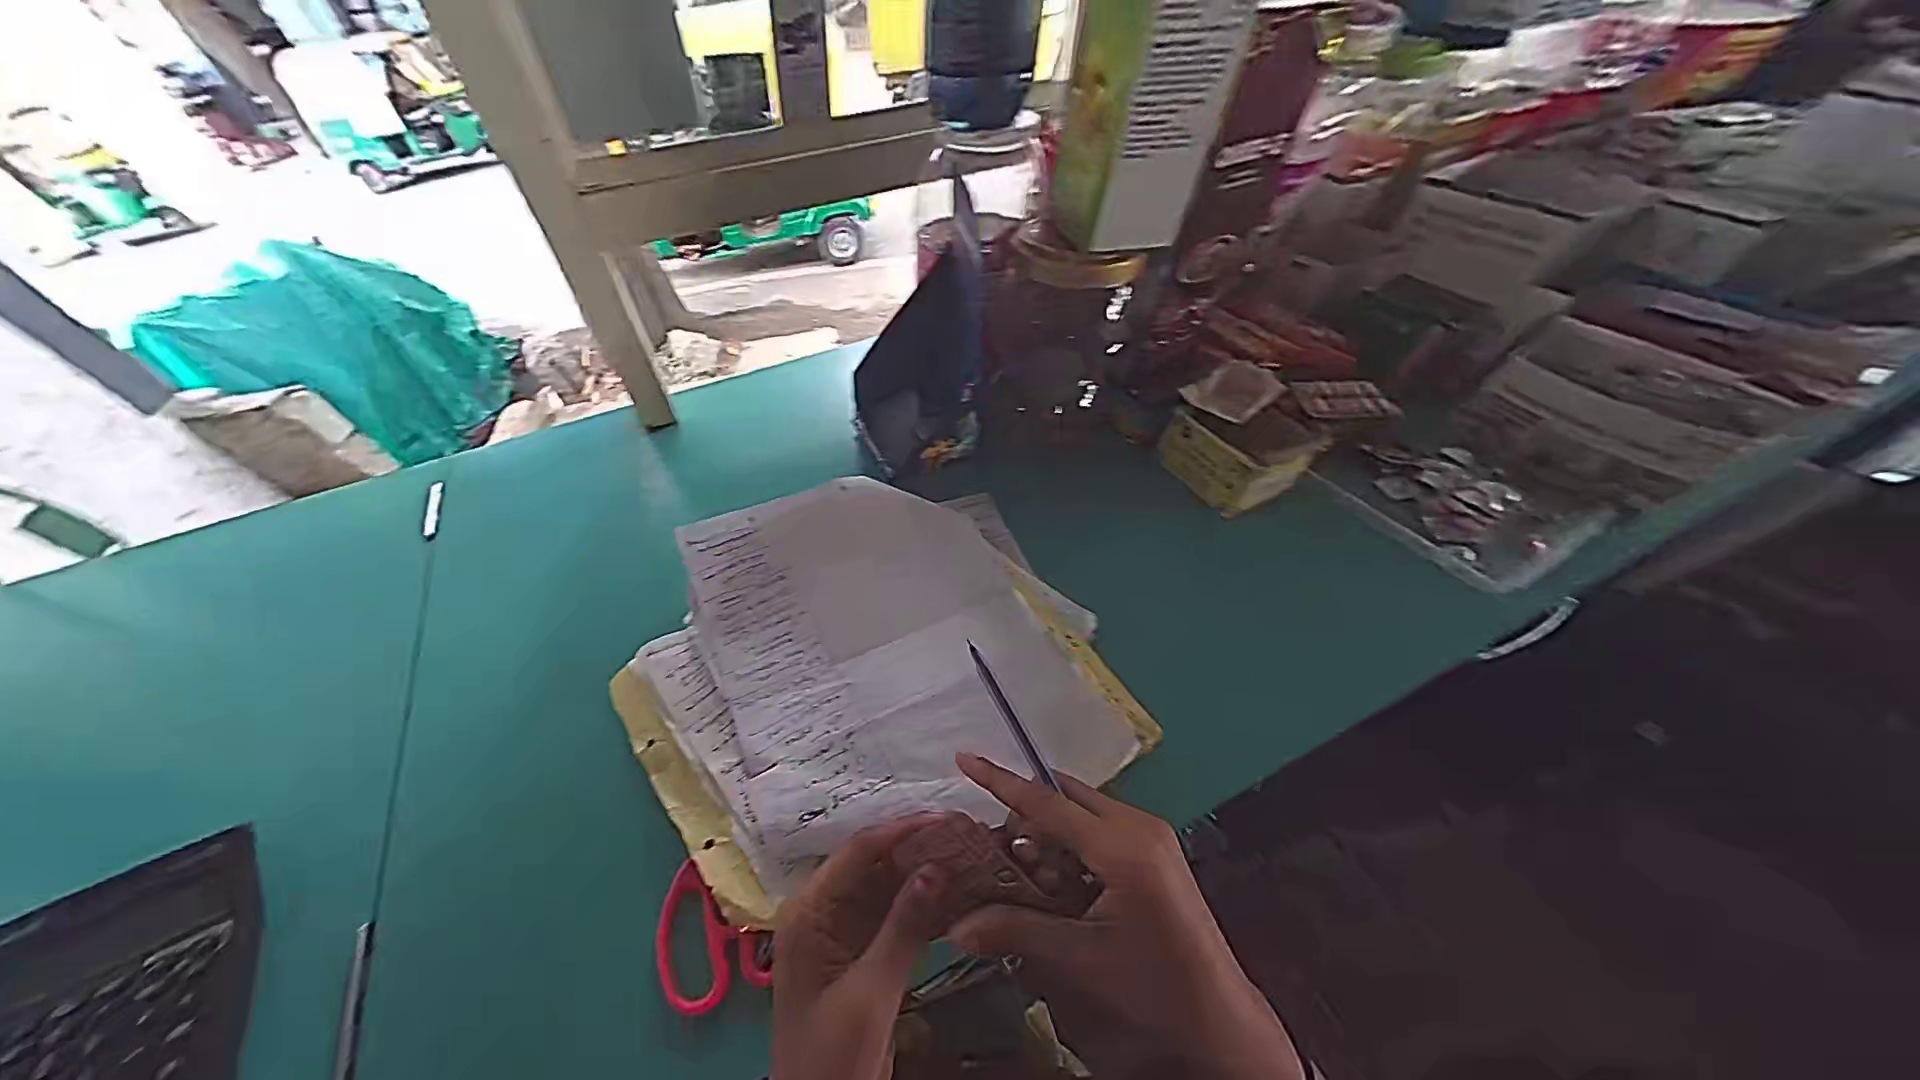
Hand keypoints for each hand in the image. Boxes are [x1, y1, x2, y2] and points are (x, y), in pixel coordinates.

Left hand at [772, 816, 949, 1079]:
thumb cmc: (831, 1057)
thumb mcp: (870, 993)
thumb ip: (903, 927)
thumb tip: (936, 867)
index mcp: (809, 912)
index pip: (857, 852)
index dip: (900, 831)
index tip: (944, 818)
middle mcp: (823, 911)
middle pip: (873, 864)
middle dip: (917, 849)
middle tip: (964, 834)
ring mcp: (843, 931)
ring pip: (887, 887)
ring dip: (923, 874)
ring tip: (967, 855)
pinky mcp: (862, 951)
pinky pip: (893, 915)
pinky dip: (922, 906)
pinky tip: (955, 895)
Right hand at [949, 753, 1304, 1079]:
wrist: (1219, 1013)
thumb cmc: (1153, 987)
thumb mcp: (1080, 958)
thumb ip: (1017, 930)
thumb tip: (957, 927)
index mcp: (1123, 846)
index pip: (1048, 802)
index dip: (1001, 781)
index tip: (965, 759)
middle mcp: (1138, 825)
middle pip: (1063, 797)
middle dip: (1027, 819)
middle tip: (1008, 859)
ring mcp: (1150, 832)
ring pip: (1080, 809)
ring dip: (1050, 834)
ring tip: (1039, 881)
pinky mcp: (1154, 845)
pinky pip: (1099, 824)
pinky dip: (1073, 842)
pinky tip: (1067, 883)